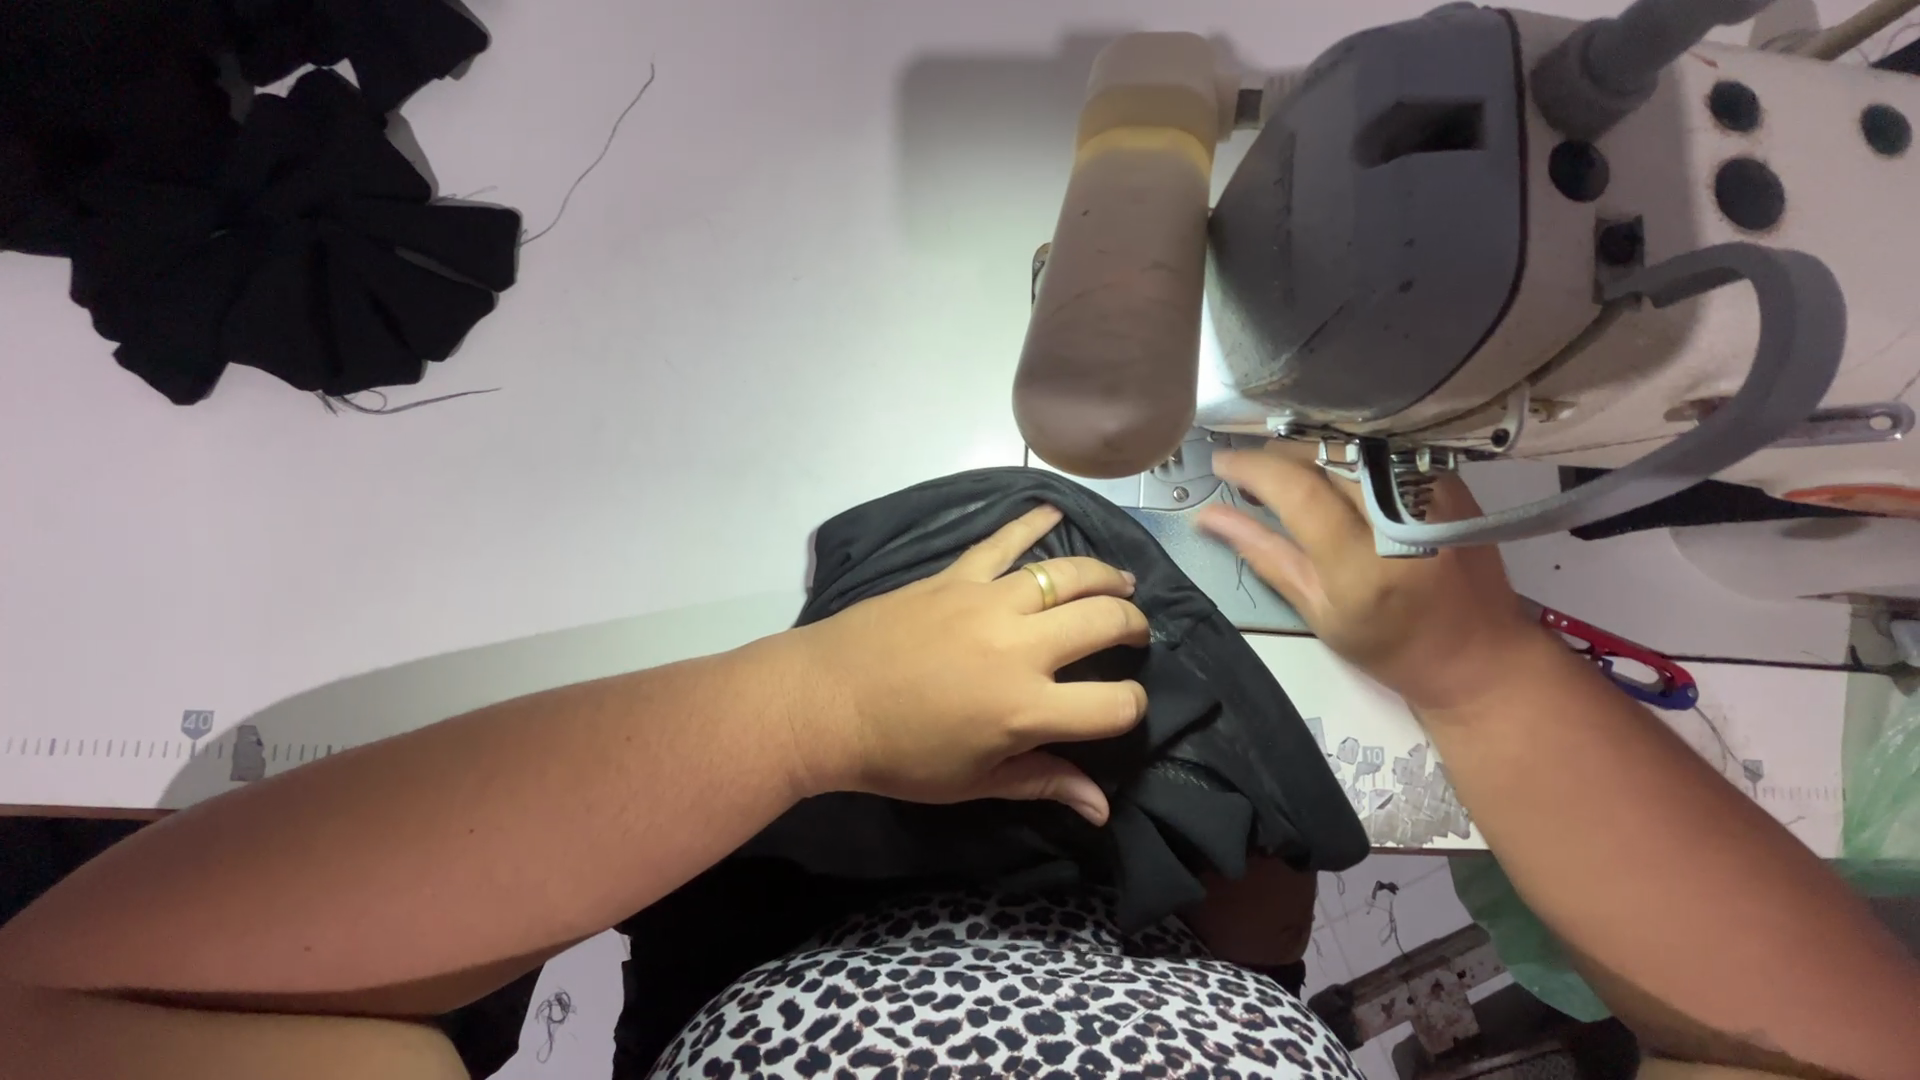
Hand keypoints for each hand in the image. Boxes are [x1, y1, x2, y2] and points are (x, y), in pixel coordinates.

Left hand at [775, 505, 1150, 823]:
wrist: (825, 702)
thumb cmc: (898, 755)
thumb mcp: (972, 783)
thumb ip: (1042, 783)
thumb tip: (1101, 807)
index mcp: (1026, 709)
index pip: (1114, 703)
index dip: (1133, 705)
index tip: (1123, 704)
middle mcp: (1019, 647)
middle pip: (1103, 621)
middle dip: (1133, 627)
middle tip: (1133, 633)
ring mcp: (986, 602)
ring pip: (1066, 573)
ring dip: (1104, 575)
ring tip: (1120, 582)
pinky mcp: (955, 576)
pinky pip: (1002, 541)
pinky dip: (1030, 522)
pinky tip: (1053, 510)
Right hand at [1196, 442, 1539, 712]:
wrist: (1479, 654)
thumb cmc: (1389, 646)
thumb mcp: (1316, 611)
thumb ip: (1263, 554)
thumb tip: (1208, 516)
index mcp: (1361, 564)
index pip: (1297, 489)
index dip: (1251, 467)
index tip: (1220, 463)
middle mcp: (1399, 519)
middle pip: (1323, 455)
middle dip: (1275, 455)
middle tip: (1249, 475)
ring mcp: (1431, 494)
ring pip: (1351, 444)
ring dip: (1306, 451)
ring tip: (1284, 473)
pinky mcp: (1448, 482)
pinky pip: (1382, 450)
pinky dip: (1344, 455)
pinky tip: (1328, 473)